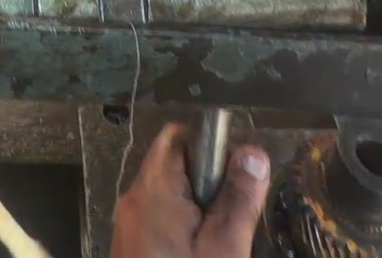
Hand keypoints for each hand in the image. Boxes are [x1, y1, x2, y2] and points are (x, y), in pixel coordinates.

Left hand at [111, 124, 269, 257]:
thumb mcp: (224, 249)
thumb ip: (238, 198)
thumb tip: (252, 151)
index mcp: (153, 187)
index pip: (177, 136)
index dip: (209, 145)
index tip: (237, 174)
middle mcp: (134, 197)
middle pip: (173, 165)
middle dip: (208, 183)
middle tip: (235, 217)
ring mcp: (129, 225)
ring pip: (169, 196)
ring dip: (199, 210)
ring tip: (224, 242)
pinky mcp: (131, 249)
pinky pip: (160, 221)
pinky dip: (184, 230)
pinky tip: (203, 256)